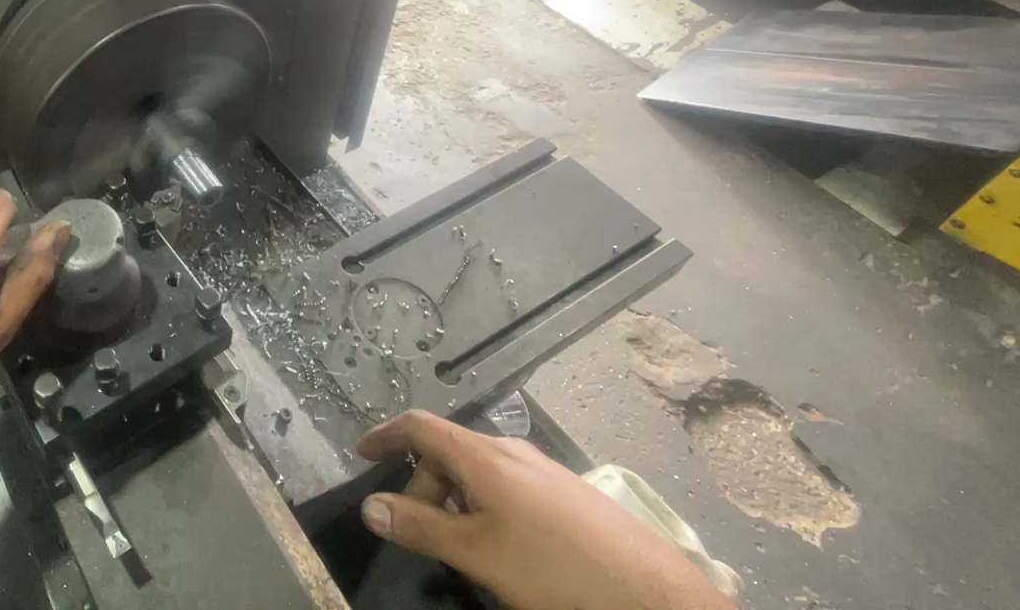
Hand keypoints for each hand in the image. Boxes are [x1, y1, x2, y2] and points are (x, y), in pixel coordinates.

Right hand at [356, 411, 734, 609]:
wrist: (658, 597)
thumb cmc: (556, 571)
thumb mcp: (478, 554)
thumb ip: (420, 528)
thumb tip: (369, 506)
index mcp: (483, 456)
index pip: (419, 426)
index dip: (385, 435)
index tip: (360, 454)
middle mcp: (510, 451)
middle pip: (448, 451)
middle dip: (423, 486)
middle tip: (419, 534)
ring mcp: (543, 470)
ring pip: (479, 472)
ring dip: (455, 500)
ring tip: (463, 550)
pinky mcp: (567, 493)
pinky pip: (507, 486)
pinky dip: (484, 507)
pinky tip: (504, 551)